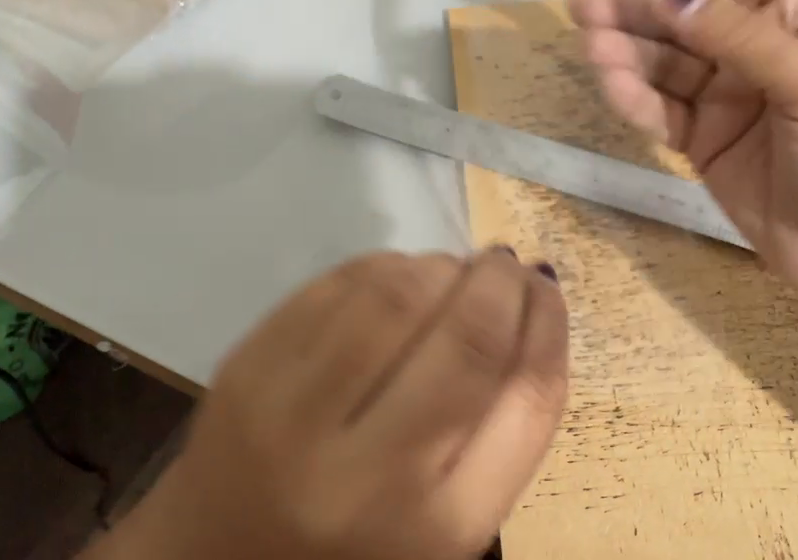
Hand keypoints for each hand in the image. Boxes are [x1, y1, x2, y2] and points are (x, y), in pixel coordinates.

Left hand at [90, 249, 566, 559]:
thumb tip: (534, 289)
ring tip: (451, 273)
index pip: (528, 398)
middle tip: (505, 267)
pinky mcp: (248, 367)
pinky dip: (385, 264)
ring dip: (443, 264)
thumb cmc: (358, 544)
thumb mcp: (449, 517)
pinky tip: (396, 279)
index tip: (547, 290)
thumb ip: (502, 421)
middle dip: (501, 281)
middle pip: (469, 336)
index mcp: (439, 527)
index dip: (549, 324)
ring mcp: (296, 415)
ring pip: (400, 292)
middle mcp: (369, 475)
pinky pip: (338, 282)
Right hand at [568, 0, 797, 312]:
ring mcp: (730, 100)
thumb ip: (739, 37)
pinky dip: (634, 98)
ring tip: (591, 45)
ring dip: (627, 51)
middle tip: (583, 5)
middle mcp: (758, 52)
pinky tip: (611, 85)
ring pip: (665, 63)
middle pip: (686, 16)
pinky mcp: (706, 144)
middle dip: (637, 7)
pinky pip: (662, 111)